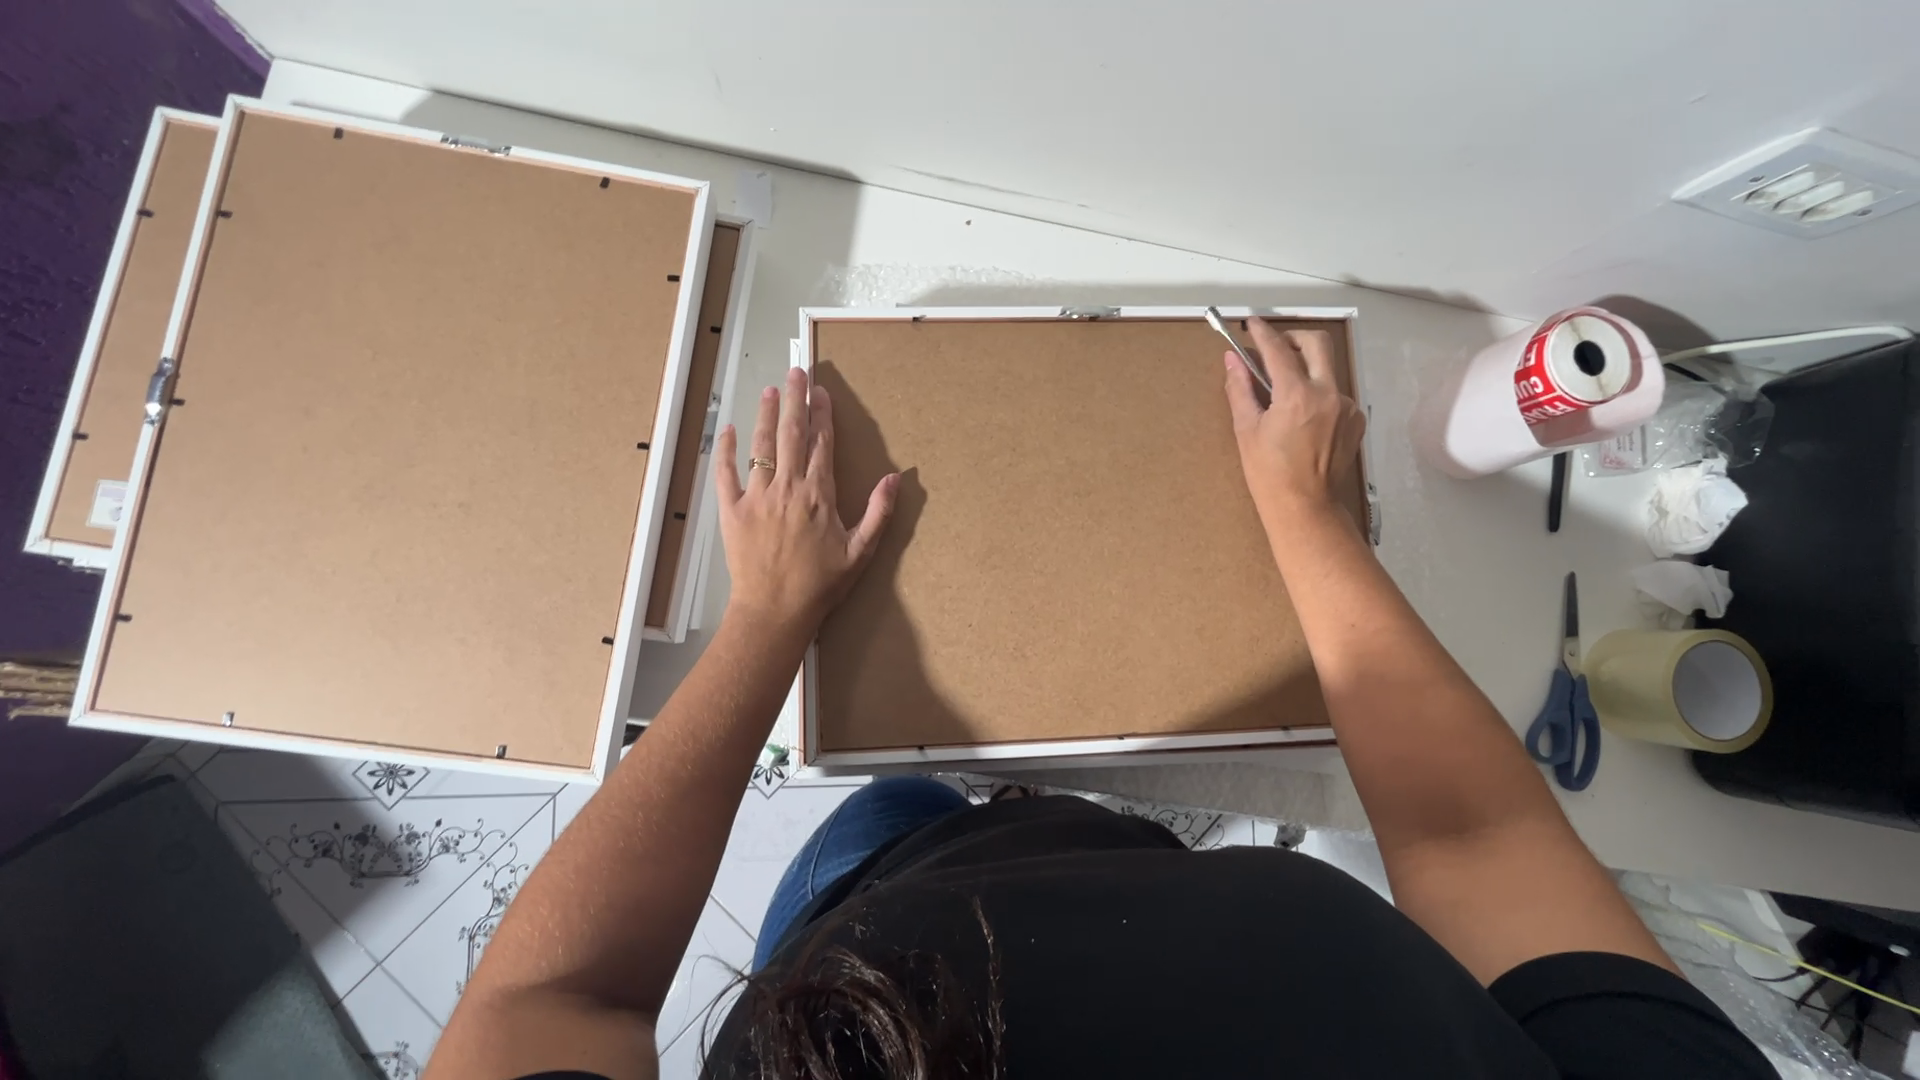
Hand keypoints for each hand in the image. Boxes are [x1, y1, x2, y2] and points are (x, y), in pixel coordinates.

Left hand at [716, 366, 898, 632]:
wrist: (774, 611)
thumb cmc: (820, 585)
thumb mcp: (860, 552)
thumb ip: (879, 513)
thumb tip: (895, 478)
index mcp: (819, 495)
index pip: (822, 443)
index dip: (823, 414)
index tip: (822, 391)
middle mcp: (787, 488)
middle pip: (792, 434)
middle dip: (795, 400)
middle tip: (795, 371)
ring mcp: (756, 497)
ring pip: (761, 446)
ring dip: (766, 415)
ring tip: (770, 390)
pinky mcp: (731, 511)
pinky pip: (726, 474)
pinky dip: (726, 450)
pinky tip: (728, 430)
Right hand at [1223, 318, 1365, 529]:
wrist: (1305, 507)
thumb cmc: (1269, 474)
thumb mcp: (1247, 429)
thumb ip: (1240, 389)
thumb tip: (1232, 361)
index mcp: (1297, 396)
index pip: (1278, 350)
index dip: (1262, 333)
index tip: (1251, 325)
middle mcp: (1328, 394)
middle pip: (1316, 343)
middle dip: (1292, 338)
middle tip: (1273, 347)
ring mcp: (1347, 406)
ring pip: (1327, 369)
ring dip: (1305, 369)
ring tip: (1283, 390)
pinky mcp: (1356, 420)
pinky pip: (1336, 393)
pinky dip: (1317, 393)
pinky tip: (1302, 415)